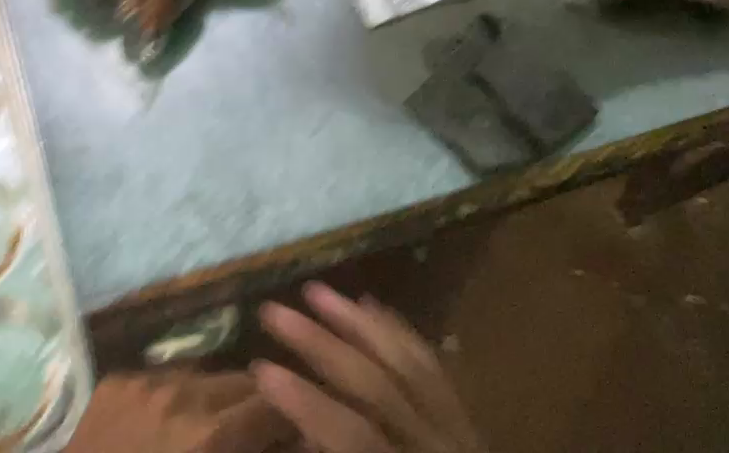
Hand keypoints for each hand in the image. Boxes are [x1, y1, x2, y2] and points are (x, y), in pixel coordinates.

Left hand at [68, 369, 295, 452]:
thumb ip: (247, 452)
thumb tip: (293, 442)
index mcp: (210, 433)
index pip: (272, 404)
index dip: (290, 417)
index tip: (296, 431)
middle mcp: (184, 394)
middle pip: (243, 381)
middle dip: (258, 403)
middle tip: (259, 429)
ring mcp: (147, 380)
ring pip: (205, 374)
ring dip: (217, 396)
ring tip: (211, 423)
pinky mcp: (118, 379)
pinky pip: (162, 376)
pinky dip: (175, 395)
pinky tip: (167, 420)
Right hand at [254, 283, 485, 452]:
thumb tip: (301, 434)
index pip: (353, 435)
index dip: (306, 402)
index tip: (260, 368)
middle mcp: (436, 448)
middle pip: (376, 386)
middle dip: (321, 345)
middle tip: (272, 311)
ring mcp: (459, 433)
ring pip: (406, 363)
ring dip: (356, 323)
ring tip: (315, 291)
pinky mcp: (467, 424)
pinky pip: (432, 368)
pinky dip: (399, 334)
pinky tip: (371, 307)